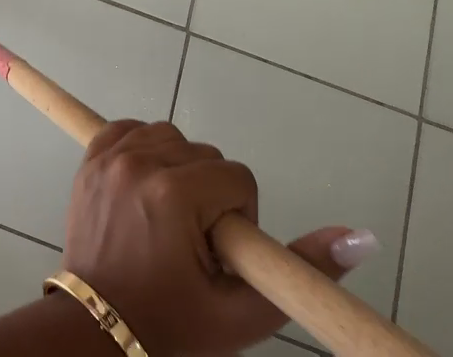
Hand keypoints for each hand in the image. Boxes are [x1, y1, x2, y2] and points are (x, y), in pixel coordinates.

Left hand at [61, 121, 376, 355]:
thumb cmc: (174, 322)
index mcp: (173, 194)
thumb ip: (305, 267)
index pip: (237, 176)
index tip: (221, 248)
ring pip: (167, 136)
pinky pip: (125, 128)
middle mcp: (137, 164)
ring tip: (172, 216)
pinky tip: (149, 185)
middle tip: (196, 239)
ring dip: (179, 167)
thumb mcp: (246, 308)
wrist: (100, 323)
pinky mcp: (89, 161)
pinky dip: (142, 147)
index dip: (240, 215)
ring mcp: (108, 158)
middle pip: (203, 153)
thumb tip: (363, 237)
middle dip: (211, 192)